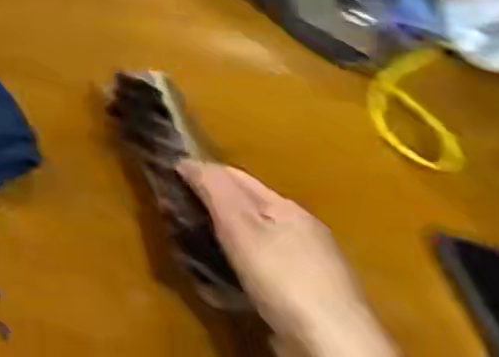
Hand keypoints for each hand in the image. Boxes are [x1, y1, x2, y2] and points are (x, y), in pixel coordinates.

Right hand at [178, 163, 396, 356]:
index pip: (233, 174)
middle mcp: (302, 231)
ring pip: (249, 239)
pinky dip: (236, 266)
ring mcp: (308, 266)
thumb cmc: (280, 275)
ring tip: (191, 247)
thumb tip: (184, 160)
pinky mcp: (305, 296)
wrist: (334, 346)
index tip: (164, 178)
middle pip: (242, 207)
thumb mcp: (238, 224)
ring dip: (218, 238)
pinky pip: (259, 268)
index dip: (198, 172)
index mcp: (287, 207)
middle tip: (172, 215)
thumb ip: (212, 187)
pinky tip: (222, 278)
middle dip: (206, 208)